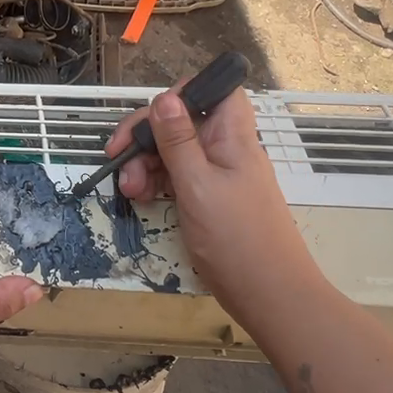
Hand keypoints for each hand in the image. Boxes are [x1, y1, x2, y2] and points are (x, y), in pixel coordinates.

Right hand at [107, 87, 323, 320]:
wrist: (273, 302)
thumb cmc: (238, 240)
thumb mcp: (198, 186)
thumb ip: (177, 140)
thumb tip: (164, 96)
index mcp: (232, 138)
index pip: (216, 90)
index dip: (186, 91)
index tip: (153, 114)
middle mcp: (225, 149)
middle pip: (181, 120)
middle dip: (146, 135)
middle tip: (119, 157)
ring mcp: (217, 174)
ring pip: (173, 148)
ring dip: (145, 162)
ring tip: (129, 189)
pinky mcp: (209, 197)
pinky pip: (176, 174)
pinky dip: (155, 181)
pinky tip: (141, 197)